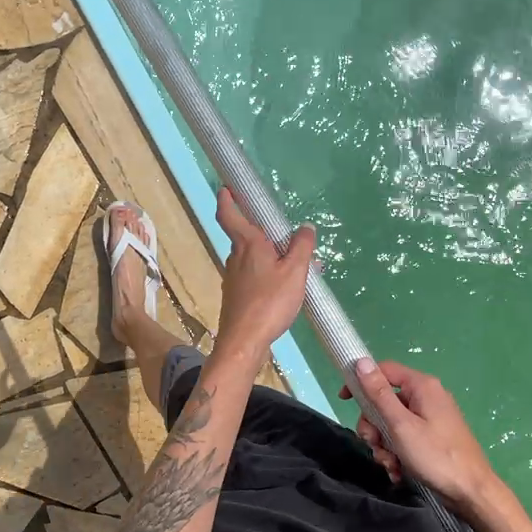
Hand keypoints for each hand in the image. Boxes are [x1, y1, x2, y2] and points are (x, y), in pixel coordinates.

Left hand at [212, 188, 316, 362]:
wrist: (244, 342)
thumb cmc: (269, 303)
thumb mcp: (295, 272)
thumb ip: (302, 247)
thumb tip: (305, 228)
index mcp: (247, 245)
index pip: (230, 216)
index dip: (227, 200)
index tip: (226, 188)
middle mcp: (235, 259)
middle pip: (247, 239)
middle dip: (266, 236)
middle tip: (291, 240)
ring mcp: (233, 279)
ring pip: (252, 260)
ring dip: (271, 259)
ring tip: (298, 270)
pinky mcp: (236, 298)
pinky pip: (253, 278)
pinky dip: (268, 277)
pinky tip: (285, 291)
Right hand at [340, 359, 500, 509]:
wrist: (470, 491)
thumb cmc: (435, 455)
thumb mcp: (400, 424)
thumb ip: (379, 394)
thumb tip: (361, 362)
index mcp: (422, 386)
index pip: (384, 370)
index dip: (362, 382)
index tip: (344, 401)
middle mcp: (427, 397)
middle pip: (384, 401)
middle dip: (374, 426)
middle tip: (375, 444)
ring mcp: (430, 418)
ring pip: (391, 423)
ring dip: (384, 445)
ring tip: (391, 464)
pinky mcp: (432, 437)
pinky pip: (403, 438)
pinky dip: (396, 453)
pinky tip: (398, 471)